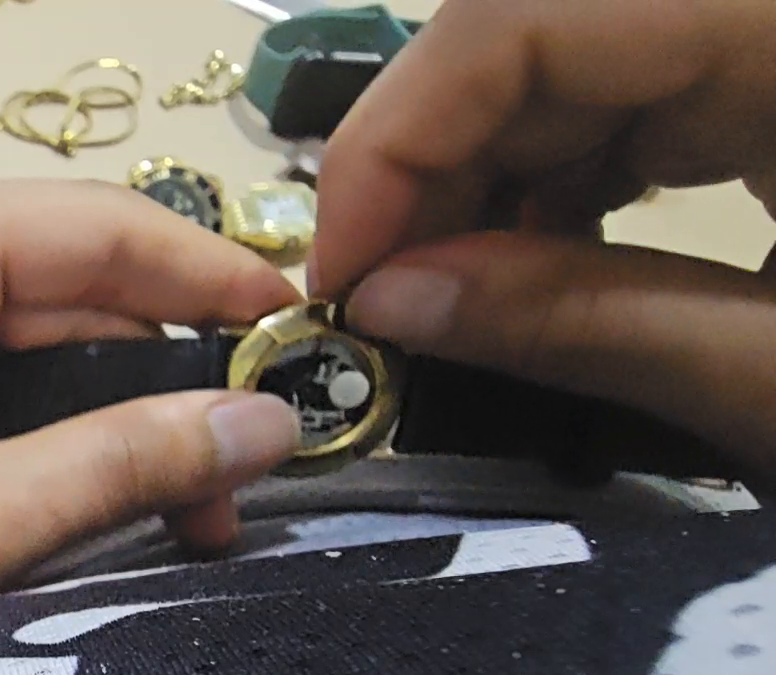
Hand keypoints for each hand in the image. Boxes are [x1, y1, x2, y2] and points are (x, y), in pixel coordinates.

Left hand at [0, 173, 301, 674]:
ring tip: (183, 499)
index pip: (95, 232)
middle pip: (73, 279)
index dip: (211, 279)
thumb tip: (264, 424)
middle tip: (238, 472)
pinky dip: (56, 418)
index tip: (304, 334)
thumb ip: (118, 466)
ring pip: (43, 325)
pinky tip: (103, 479)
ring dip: (113, 409)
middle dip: (161, 373)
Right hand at [312, 0, 775, 473]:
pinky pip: (651, 62)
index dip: (391, 143)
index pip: (526, 10)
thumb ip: (578, 325)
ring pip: (580, 36)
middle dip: (427, 166)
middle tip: (388, 294)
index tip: (341, 275)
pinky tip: (553, 243)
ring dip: (488, 168)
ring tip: (462, 284)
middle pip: (540, 15)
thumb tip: (389, 305)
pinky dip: (569, 158)